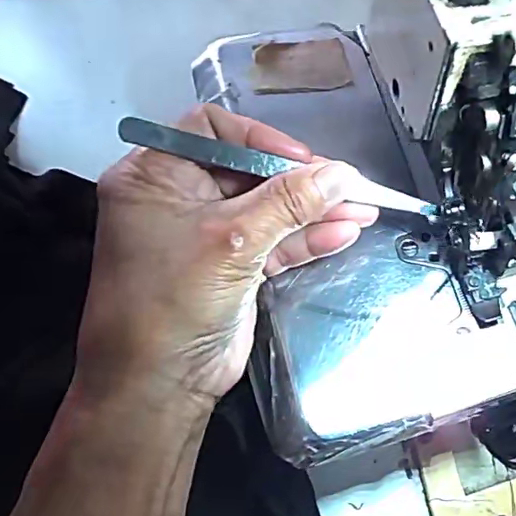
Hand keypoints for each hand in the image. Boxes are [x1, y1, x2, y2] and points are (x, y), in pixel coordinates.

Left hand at [72, 105, 375, 417]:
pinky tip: (342, 233)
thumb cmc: (172, 303)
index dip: (259, 139)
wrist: (159, 385)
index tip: (300, 160)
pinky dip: (305, 238)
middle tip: (344, 185)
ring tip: (360, 209)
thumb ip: (289, 202)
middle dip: (299, 180)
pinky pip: (272, 240)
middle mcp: (177, 198)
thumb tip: (340, 175)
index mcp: (154, 176)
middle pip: (248, 170)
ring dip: (312, 210)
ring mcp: (206, 233)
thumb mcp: (232, 240)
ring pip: (266, 208)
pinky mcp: (230, 265)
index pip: (211, 130)